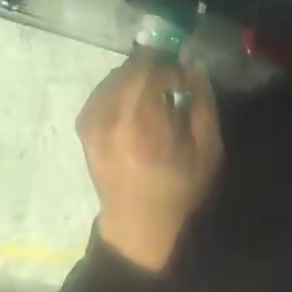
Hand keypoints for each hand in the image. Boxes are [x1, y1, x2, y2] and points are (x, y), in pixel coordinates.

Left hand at [76, 52, 222, 272]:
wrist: (139, 225)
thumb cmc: (179, 189)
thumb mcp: (207, 149)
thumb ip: (203, 102)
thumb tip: (193, 66)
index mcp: (142, 122)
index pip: (152, 70)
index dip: (172, 69)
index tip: (185, 83)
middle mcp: (110, 116)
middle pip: (131, 68)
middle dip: (155, 68)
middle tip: (171, 84)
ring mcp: (92, 120)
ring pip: (115, 75)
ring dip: (137, 77)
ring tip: (154, 96)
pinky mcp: (84, 125)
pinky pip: (103, 89)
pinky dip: (120, 87)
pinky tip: (134, 105)